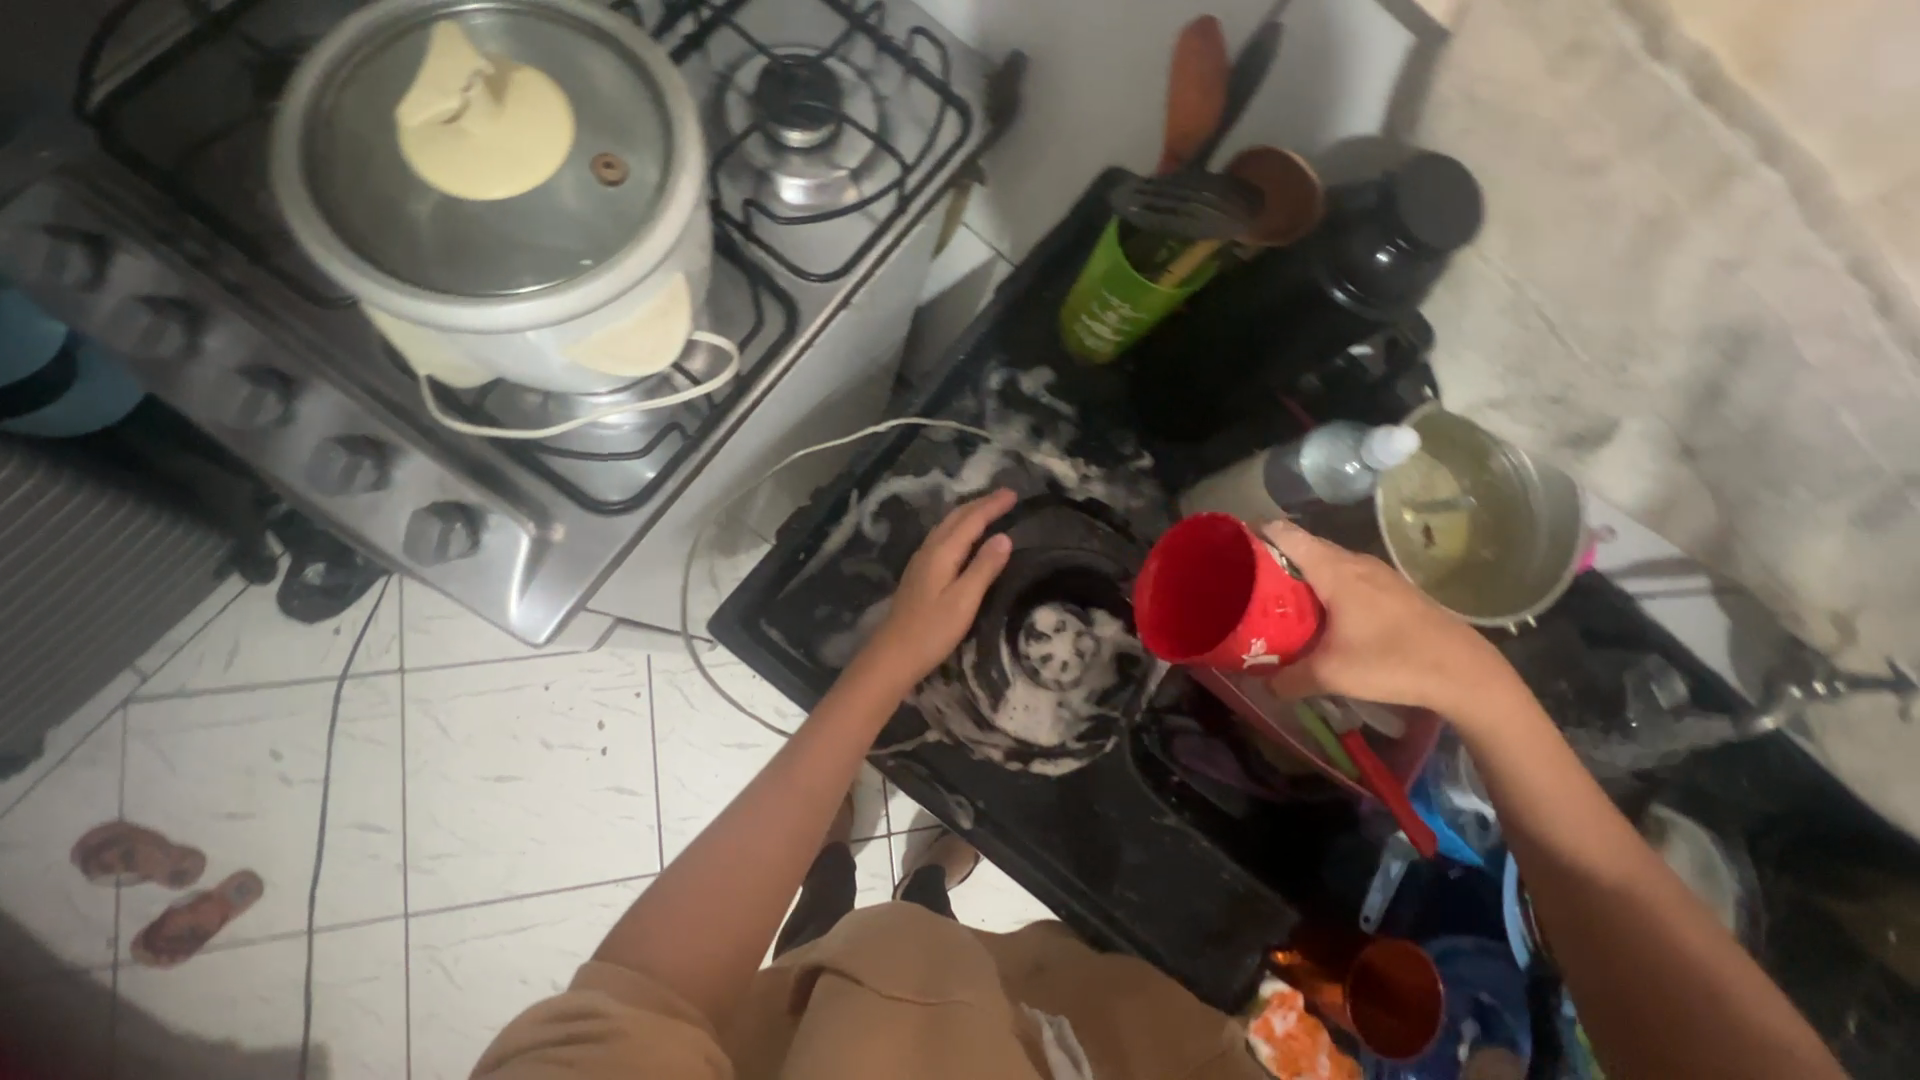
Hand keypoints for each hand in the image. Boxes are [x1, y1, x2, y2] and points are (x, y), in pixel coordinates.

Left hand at [855, 489, 1016, 691]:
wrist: (894, 654)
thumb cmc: (932, 630)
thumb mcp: (964, 600)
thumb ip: (984, 568)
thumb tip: (1004, 537)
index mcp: (942, 553)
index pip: (971, 520)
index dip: (993, 506)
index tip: (1014, 494)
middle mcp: (929, 550)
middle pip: (956, 517)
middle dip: (981, 504)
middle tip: (1005, 496)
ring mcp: (920, 561)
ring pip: (946, 526)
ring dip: (968, 514)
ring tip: (988, 509)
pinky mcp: (918, 574)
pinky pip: (942, 538)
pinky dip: (958, 528)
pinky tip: (963, 537)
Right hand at [1260, 519, 1521, 721]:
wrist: (1465, 671)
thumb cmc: (1392, 662)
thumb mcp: (1331, 675)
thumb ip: (1289, 679)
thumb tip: (1264, 685)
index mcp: (1334, 571)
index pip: (1287, 534)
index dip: (1257, 534)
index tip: (1233, 549)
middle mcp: (1355, 562)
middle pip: (1305, 546)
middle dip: (1275, 558)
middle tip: (1248, 582)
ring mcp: (1379, 574)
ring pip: (1329, 563)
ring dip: (1303, 575)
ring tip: (1279, 599)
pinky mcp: (1394, 590)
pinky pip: (1348, 577)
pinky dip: (1327, 586)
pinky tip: (1323, 615)